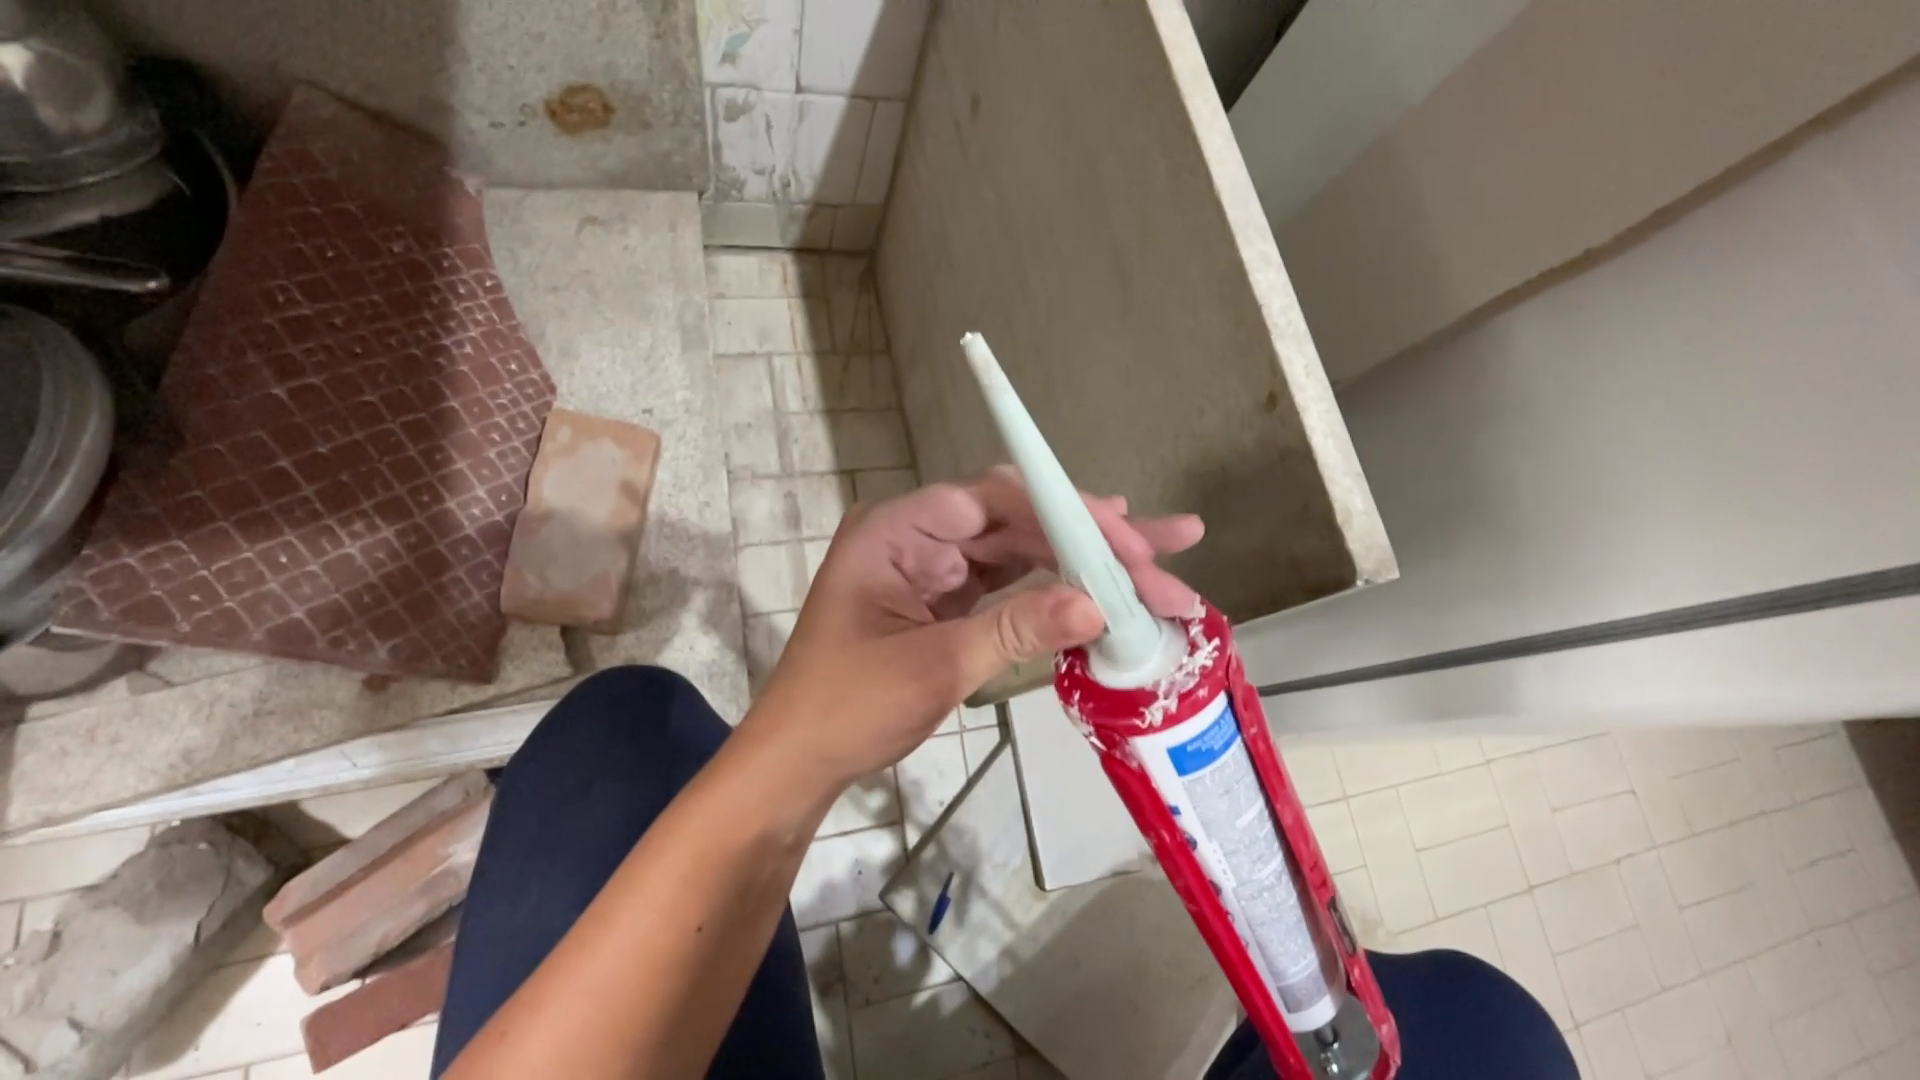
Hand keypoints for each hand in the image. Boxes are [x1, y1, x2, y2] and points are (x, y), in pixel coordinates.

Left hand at [742, 466, 1204, 792]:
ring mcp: (934, 566)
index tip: (1129, 539)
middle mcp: (919, 535)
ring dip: (1085, 557)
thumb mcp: (934, 666)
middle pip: (1018, 520)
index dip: (1067, 513)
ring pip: (1022, 548)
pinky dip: (1056, 586)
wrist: (799, 760)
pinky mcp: (947, 599)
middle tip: (1166, 553)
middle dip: (1092, 538)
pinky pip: (1010, 583)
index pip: (995, 499)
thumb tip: (1099, 605)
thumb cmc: (848, 708)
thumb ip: (1016, 629)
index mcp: (899, 530)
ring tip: (1162, 559)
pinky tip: (1105, 584)